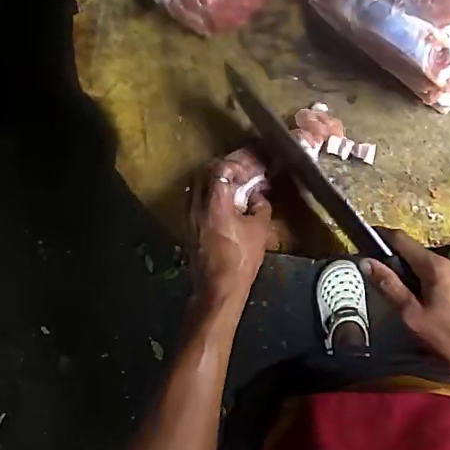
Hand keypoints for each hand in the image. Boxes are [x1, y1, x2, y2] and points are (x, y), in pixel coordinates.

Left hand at [187, 156, 271, 313]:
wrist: (218, 287)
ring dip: (217, 181)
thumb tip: (258, 195)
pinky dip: (212, 195)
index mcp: (214, 201)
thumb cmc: (240, 258)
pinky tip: (226, 202)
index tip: (252, 163)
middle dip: (226, 168)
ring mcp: (189, 215)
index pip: (221, 169)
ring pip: (199, 186)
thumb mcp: (259, 230)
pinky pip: (198, 200)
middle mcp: (196, 204)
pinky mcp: (189, 226)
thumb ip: (260, 206)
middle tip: (243, 169)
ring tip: (236, 183)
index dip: (238, 162)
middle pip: (206, 173)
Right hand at [362, 229, 449, 378]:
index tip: (367, 239)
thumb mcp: (415, 317)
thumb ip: (390, 287)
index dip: (382, 237)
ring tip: (413, 306)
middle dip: (402, 268)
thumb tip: (368, 263)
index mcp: (437, 266)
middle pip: (418, 257)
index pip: (402, 240)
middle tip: (389, 290)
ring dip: (420, 281)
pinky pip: (449, 281)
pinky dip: (436, 289)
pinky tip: (436, 311)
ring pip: (434, 271)